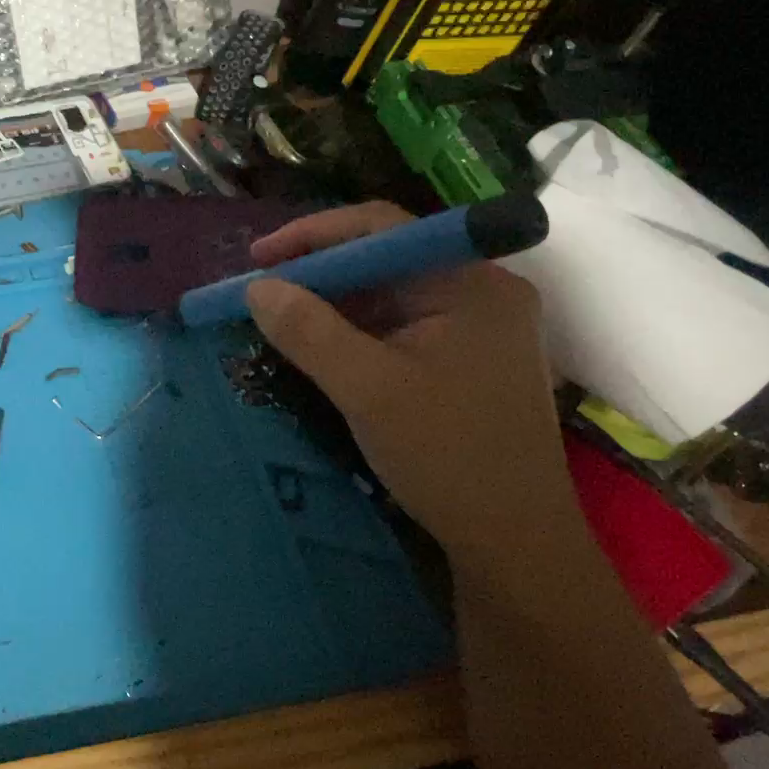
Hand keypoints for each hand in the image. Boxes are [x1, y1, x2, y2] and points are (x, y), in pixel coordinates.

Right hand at [245, 201, 576, 555]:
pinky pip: (396, 327)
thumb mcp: (366, 388)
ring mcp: (474, 328)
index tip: (256, 260)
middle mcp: (479, 292)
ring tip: (277, 321)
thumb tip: (255, 288)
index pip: (383, 227)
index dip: (312, 235)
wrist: (513, 541)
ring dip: (330, 305)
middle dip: (317, 273)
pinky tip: (318, 350)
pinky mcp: (463, 360)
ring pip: (387, 295)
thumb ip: (308, 331)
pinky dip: (352, 332)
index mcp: (470, 283)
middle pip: (384, 259)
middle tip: (260, 293)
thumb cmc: (446, 455)